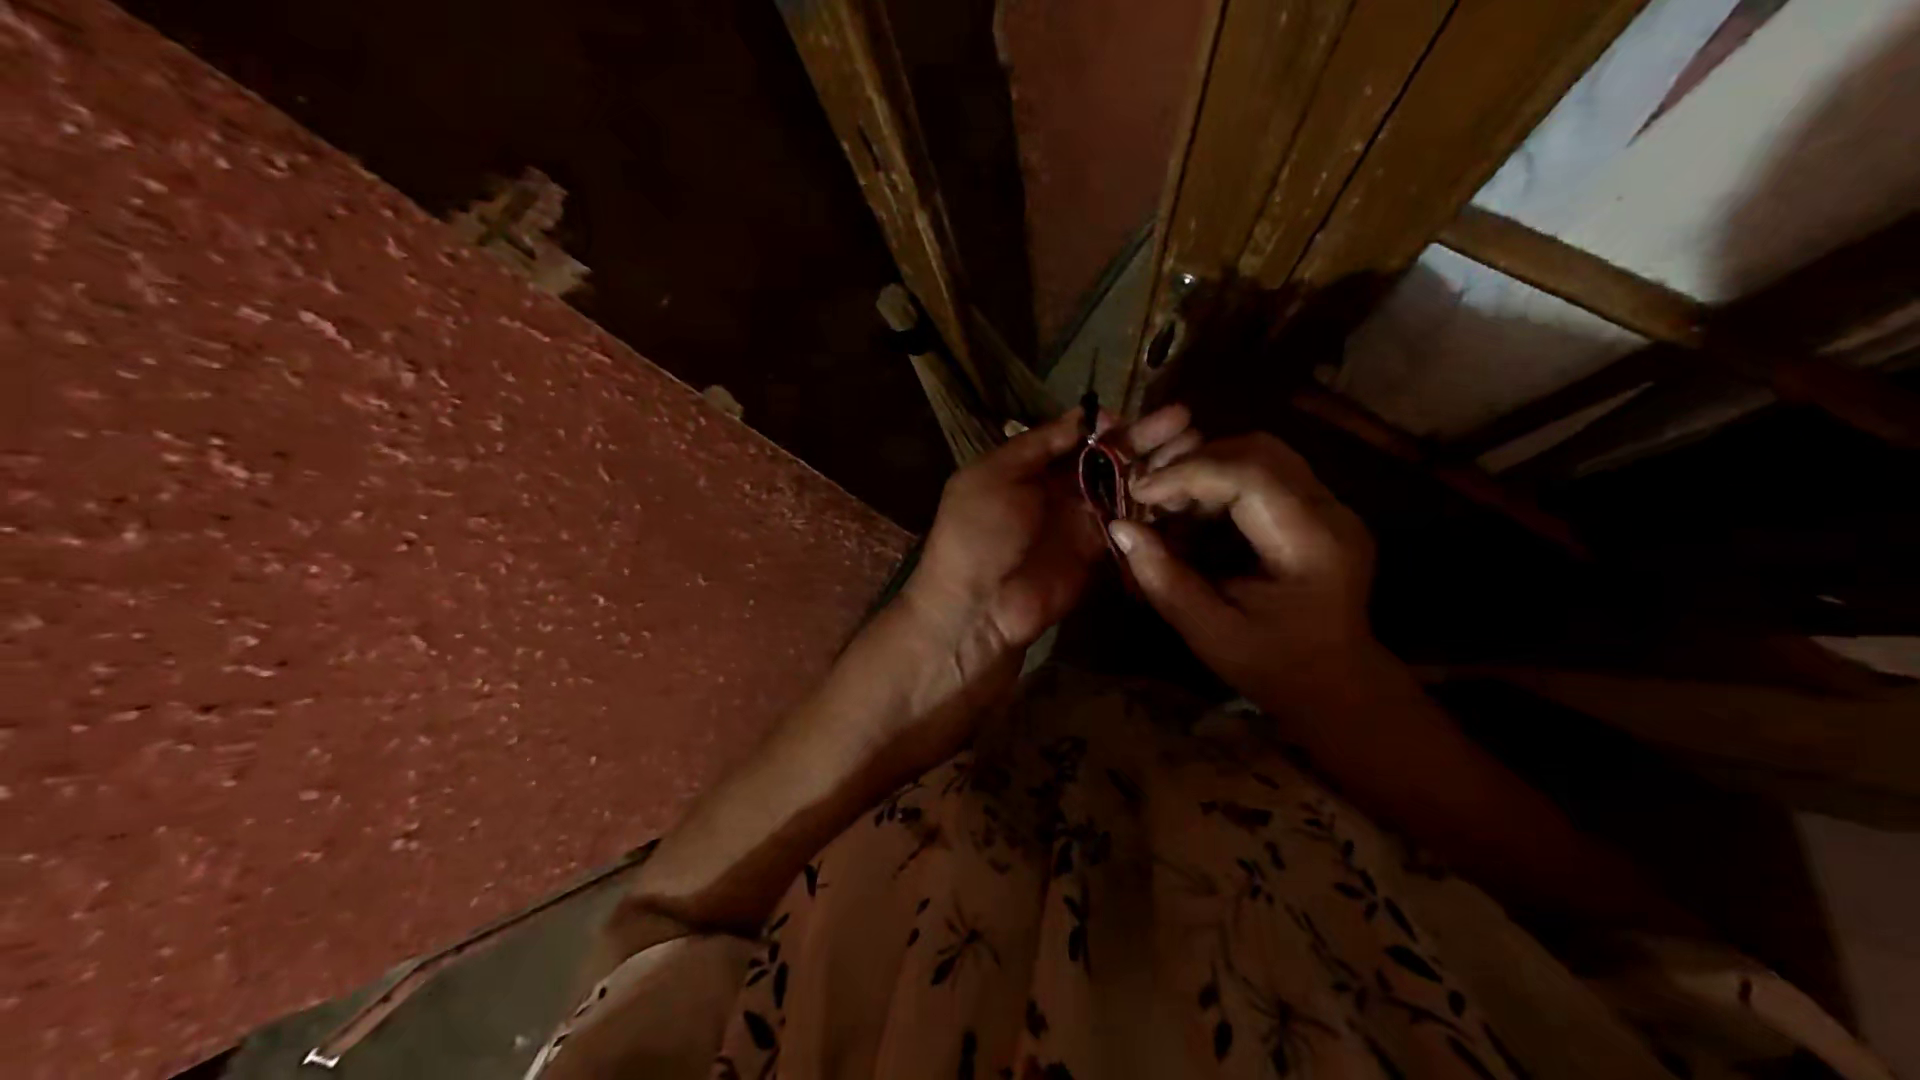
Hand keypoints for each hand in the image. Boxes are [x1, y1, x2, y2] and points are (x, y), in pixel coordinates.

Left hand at [900, 405, 1198, 695]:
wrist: (980, 607)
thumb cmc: (978, 533)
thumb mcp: (993, 476)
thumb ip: (1037, 445)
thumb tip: (1080, 417)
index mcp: (1029, 466)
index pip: (1075, 437)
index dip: (1106, 425)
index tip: (1137, 415)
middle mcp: (1058, 488)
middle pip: (1106, 457)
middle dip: (1142, 439)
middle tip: (1184, 419)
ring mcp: (1081, 519)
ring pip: (1124, 485)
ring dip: (1156, 465)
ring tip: (1195, 443)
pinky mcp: (1099, 549)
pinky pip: (1129, 521)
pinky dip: (1154, 504)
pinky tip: (1185, 484)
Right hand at [1107, 433, 1379, 709]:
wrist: (1336, 683)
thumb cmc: (1273, 666)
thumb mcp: (1208, 632)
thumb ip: (1164, 579)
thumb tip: (1120, 527)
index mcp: (1311, 543)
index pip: (1250, 473)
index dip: (1188, 473)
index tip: (1139, 492)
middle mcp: (1331, 511)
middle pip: (1259, 451)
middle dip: (1195, 464)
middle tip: (1151, 495)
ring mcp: (1330, 506)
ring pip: (1261, 454)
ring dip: (1206, 470)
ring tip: (1169, 506)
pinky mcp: (1319, 509)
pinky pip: (1265, 473)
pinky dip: (1220, 484)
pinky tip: (1195, 515)